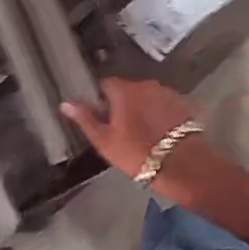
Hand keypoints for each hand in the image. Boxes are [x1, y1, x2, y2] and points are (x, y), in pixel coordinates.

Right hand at [61, 78, 200, 179]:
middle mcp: (146, 84)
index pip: (105, 84)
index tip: (103, 118)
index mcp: (124, 90)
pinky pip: (163, 104)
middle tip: (121, 129)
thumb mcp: (104, 141)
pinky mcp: (182, 103)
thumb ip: (85, 119)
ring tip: (143, 132)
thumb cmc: (137, 153)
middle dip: (122, 104)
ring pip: (147, 96)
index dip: (101, 100)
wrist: (181, 165)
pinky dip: (159, 112)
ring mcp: (166, 92)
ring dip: (142, 108)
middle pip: (127, 89)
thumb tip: (66, 104)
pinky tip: (160, 131)